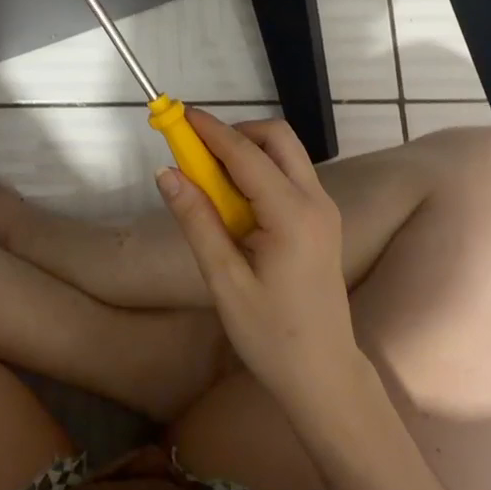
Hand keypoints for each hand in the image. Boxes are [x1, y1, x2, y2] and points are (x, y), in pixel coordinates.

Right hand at [157, 111, 360, 408]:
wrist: (324, 375)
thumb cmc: (271, 334)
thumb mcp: (225, 280)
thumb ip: (197, 220)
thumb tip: (166, 172)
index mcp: (292, 215)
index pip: (246, 154)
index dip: (209, 130)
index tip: (177, 114)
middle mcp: (315, 201)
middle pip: (277, 137)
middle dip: (234, 132)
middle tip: (196, 152)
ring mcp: (323, 209)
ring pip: (285, 153)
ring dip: (246, 149)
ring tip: (208, 179)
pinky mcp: (320, 220)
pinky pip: (288, 175)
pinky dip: (257, 169)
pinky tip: (232, 201)